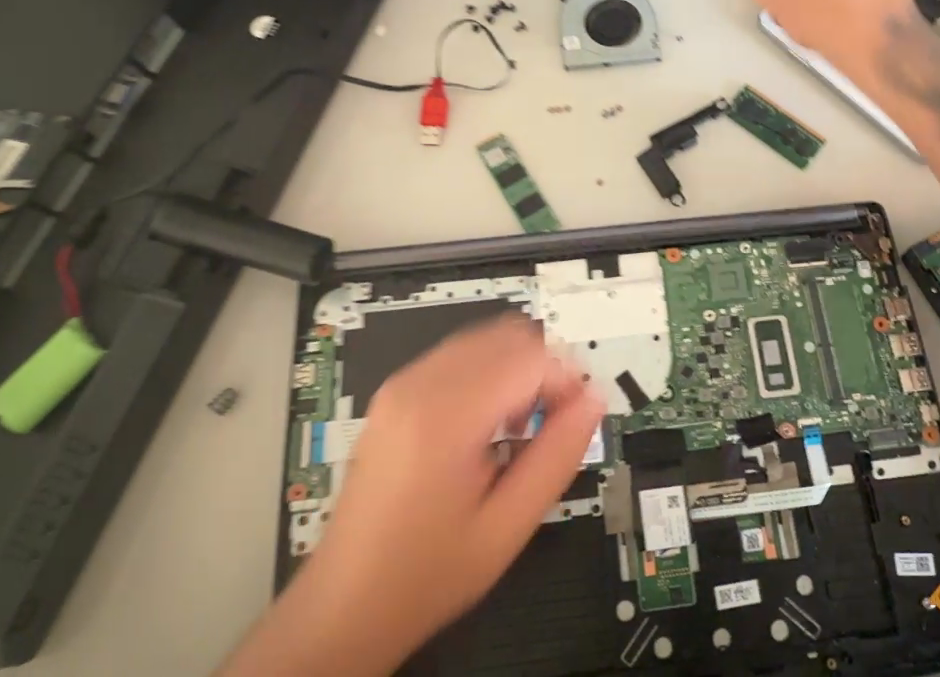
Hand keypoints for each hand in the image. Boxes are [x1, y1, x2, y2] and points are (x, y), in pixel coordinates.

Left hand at [222, 319, 603, 676]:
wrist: (347, 602)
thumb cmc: (429, 573)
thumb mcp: (507, 526)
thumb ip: (556, 456)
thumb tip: (592, 402)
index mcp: (445, 417)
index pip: (527, 356)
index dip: (567, 377)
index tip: (579, 417)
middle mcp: (417, 386)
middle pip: (505, 336)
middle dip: (544, 368)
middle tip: (555, 423)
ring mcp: (399, 386)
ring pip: (482, 341)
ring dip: (516, 368)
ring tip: (522, 428)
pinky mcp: (393, 395)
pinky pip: (456, 357)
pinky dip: (488, 373)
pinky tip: (490, 423)